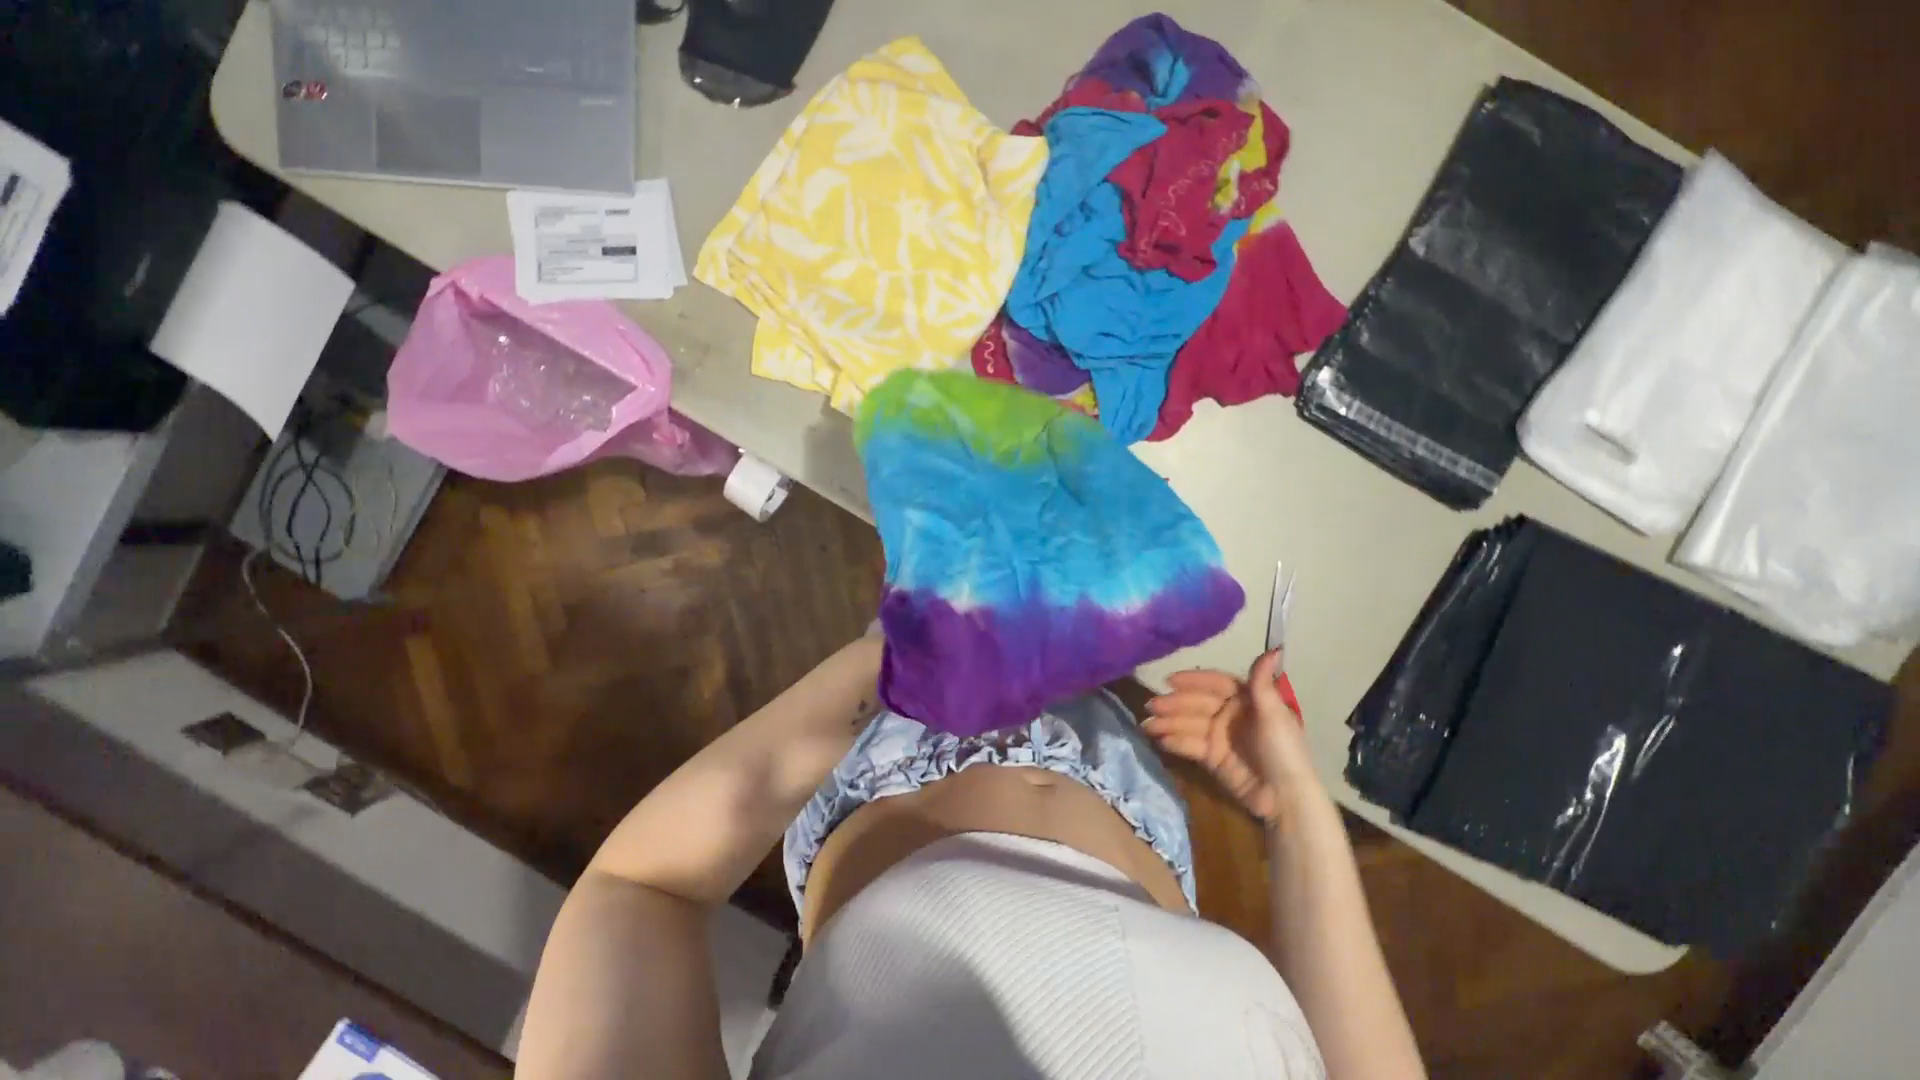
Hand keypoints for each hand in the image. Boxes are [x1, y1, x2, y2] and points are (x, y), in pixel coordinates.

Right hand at [1144, 649, 1324, 823]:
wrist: (1284, 797)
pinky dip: (1176, 742)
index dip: (1193, 681)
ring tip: (1147, 726)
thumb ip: (1263, 683)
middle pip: (1198, 704)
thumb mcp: (1274, 715)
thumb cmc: (1283, 750)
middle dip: (1174, 704)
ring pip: (1190, 724)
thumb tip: (1276, 648)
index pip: (1216, 684)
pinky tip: (1160, 740)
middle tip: (1150, 706)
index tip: (1169, 680)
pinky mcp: (1212, 758)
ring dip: (1168, 723)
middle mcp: (1231, 714)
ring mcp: (1220, 737)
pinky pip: (1190, 745)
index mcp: (1248, 700)